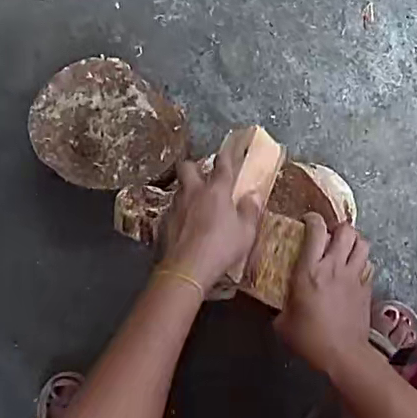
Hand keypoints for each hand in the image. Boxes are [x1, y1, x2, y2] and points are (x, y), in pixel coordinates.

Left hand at [157, 158, 262, 285]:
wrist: (186, 268)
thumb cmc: (221, 248)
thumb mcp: (245, 232)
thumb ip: (250, 211)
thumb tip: (254, 195)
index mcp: (216, 191)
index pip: (222, 166)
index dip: (226, 155)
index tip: (228, 150)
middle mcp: (192, 192)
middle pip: (187, 166)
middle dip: (194, 167)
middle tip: (202, 177)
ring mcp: (175, 206)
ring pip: (178, 189)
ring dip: (187, 193)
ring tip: (195, 206)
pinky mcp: (162, 221)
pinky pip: (171, 211)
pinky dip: (179, 215)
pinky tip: (184, 227)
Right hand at [273, 214, 371, 374]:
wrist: (343, 356)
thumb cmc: (309, 339)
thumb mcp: (283, 322)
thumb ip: (280, 306)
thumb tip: (277, 304)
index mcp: (309, 271)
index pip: (316, 230)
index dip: (312, 219)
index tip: (306, 221)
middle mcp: (334, 268)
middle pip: (346, 230)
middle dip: (338, 227)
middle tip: (328, 235)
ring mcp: (354, 277)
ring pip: (362, 244)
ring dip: (353, 241)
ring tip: (343, 248)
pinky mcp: (366, 290)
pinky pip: (368, 266)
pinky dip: (361, 263)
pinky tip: (351, 272)